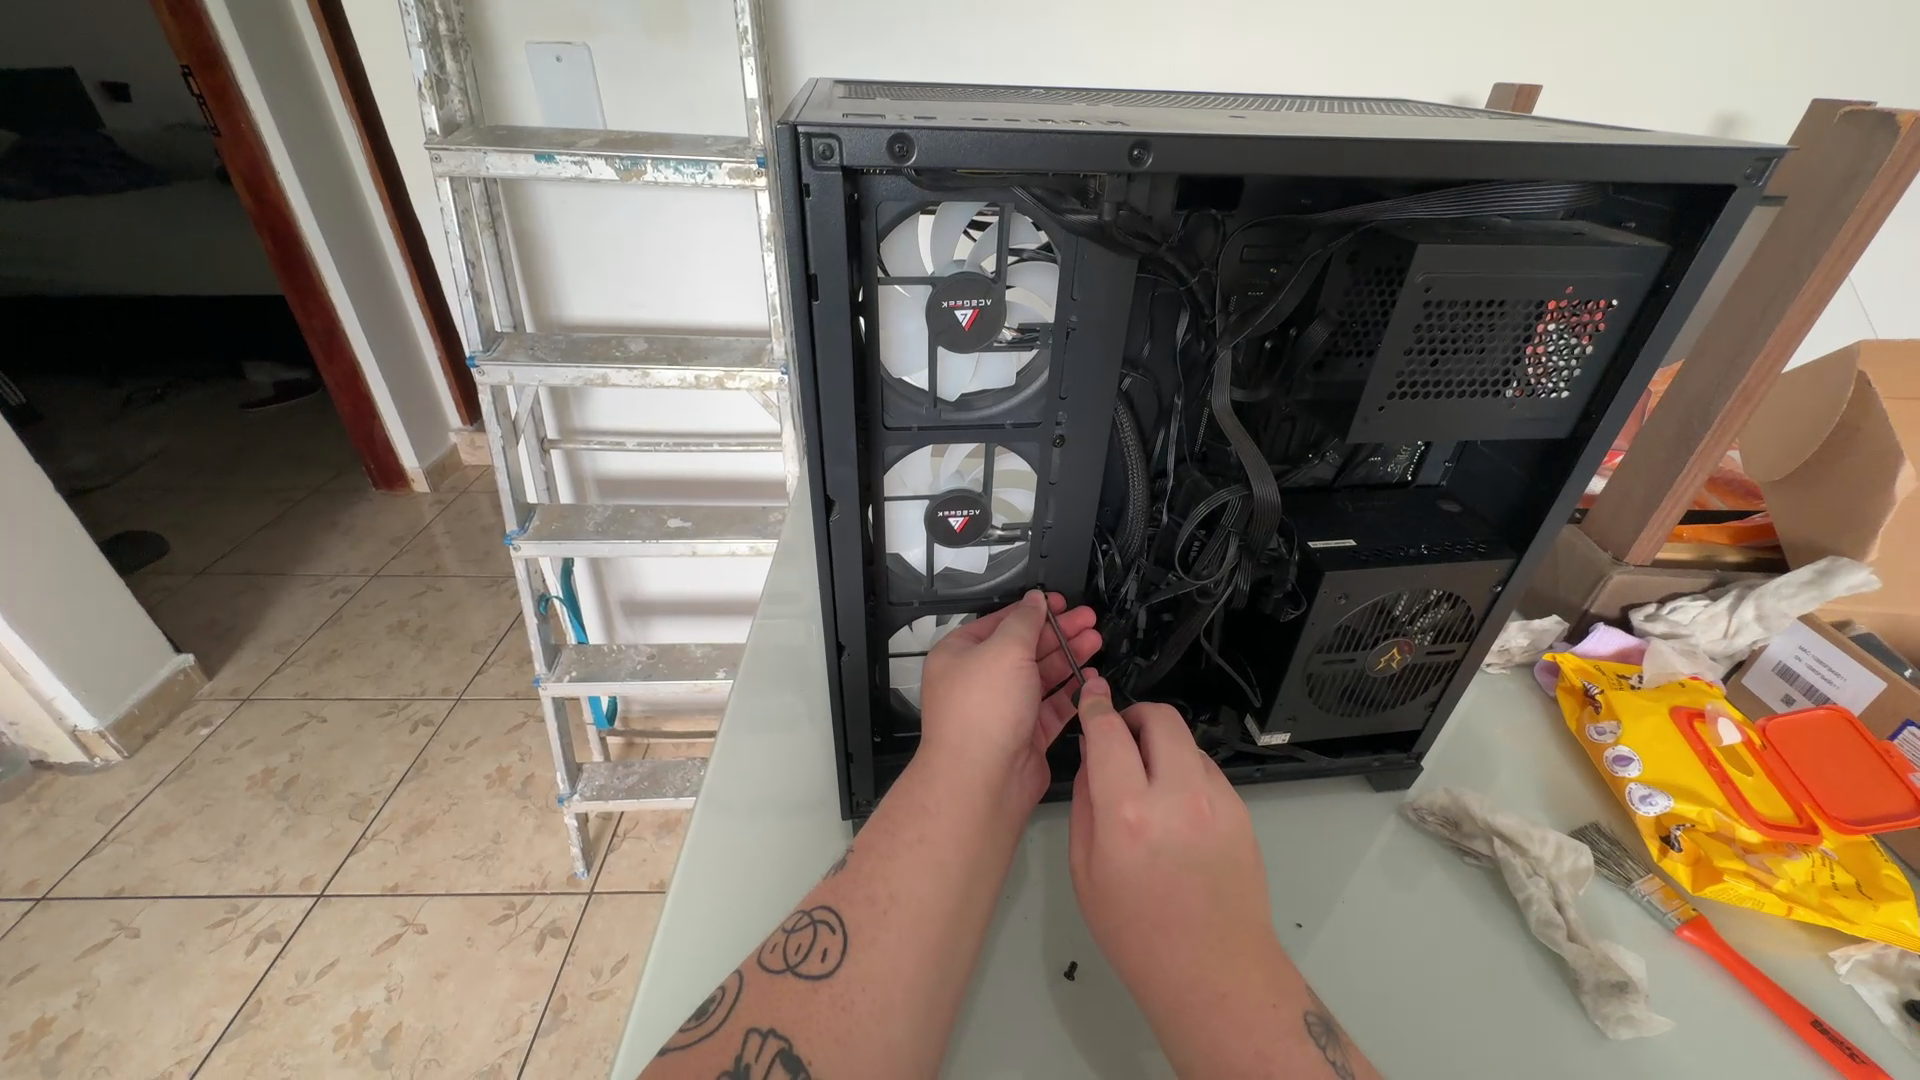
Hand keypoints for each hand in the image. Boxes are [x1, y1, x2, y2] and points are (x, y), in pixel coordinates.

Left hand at [918, 590, 1098, 804]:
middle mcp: (979, 681)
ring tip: (1096, 642)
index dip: (1032, 611)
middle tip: (1089, 620)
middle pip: (1024, 648)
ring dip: (1068, 659)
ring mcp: (1002, 710)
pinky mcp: (1024, 736)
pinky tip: (1090, 678)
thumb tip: (1034, 599)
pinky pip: (1050, 708)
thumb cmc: (983, 708)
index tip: (1062, 603)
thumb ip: (1025, 621)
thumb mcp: (1005, 649)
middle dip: (1058, 634)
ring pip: (1040, 677)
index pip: (1000, 623)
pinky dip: (1070, 693)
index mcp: (960, 655)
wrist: (981, 779)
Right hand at [1068, 677, 1279, 1015]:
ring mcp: (1217, 802)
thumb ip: (1085, 802)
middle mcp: (1177, 797)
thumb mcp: (1085, 870)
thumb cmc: (1138, 932)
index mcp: (1128, 815)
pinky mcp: (1241, 812)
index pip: (1108, 732)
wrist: (1214, 972)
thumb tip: (1092, 758)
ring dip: (1161, 744)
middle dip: (1134, 713)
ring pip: (1186, 740)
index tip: (1091, 694)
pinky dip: (1185, 771)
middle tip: (1120, 733)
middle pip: (1159, 717)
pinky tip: (1176, 807)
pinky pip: (1207, 769)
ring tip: (1148, 779)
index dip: (1095, 705)